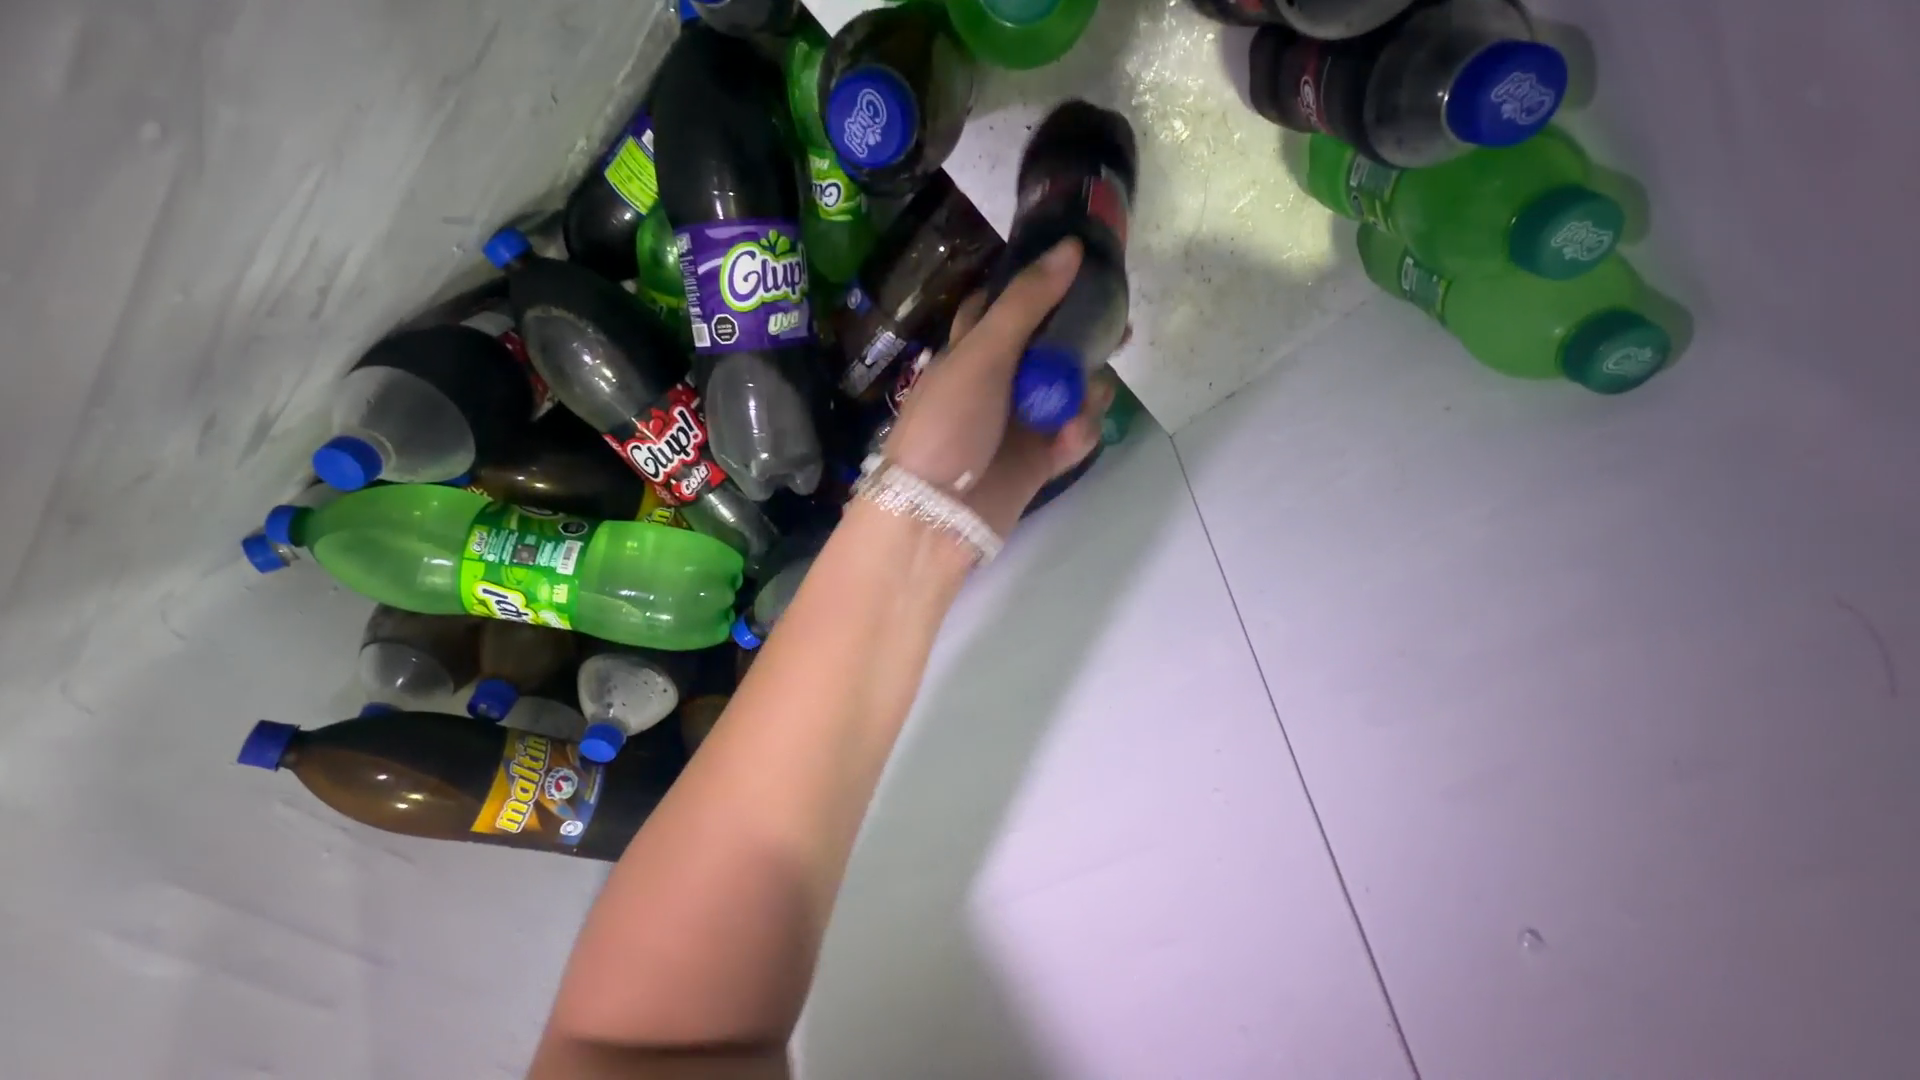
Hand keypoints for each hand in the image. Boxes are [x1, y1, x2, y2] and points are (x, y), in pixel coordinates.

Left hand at [882, 238, 1117, 535]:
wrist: (936, 515)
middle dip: (1084, 340)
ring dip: (1086, 392)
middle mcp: (998, 381)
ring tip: (1085, 399)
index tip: (1082, 265)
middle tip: (1118, 331)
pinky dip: (1079, 434)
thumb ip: (1026, 303)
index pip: (1006, 304)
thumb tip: (1072, 247)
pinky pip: (1073, 437)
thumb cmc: (947, 424)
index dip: (1040, 283)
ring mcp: (1020, 422)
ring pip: (1071, 392)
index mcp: (973, 350)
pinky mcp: (1038, 461)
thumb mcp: (981, 355)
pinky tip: (1071, 437)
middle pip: (1051, 347)